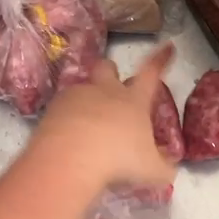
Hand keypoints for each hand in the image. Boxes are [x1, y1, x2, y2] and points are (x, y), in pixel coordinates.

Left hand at [29, 45, 177, 192]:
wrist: (68, 160)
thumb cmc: (118, 161)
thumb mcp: (152, 172)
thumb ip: (163, 167)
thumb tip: (167, 165)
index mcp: (133, 100)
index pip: (151, 73)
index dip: (160, 60)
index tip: (167, 46)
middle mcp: (104, 91)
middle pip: (107, 67)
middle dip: (110, 72)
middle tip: (112, 89)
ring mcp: (75, 97)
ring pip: (82, 88)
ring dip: (86, 102)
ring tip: (86, 127)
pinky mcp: (51, 109)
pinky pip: (61, 108)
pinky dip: (66, 119)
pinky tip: (67, 138)